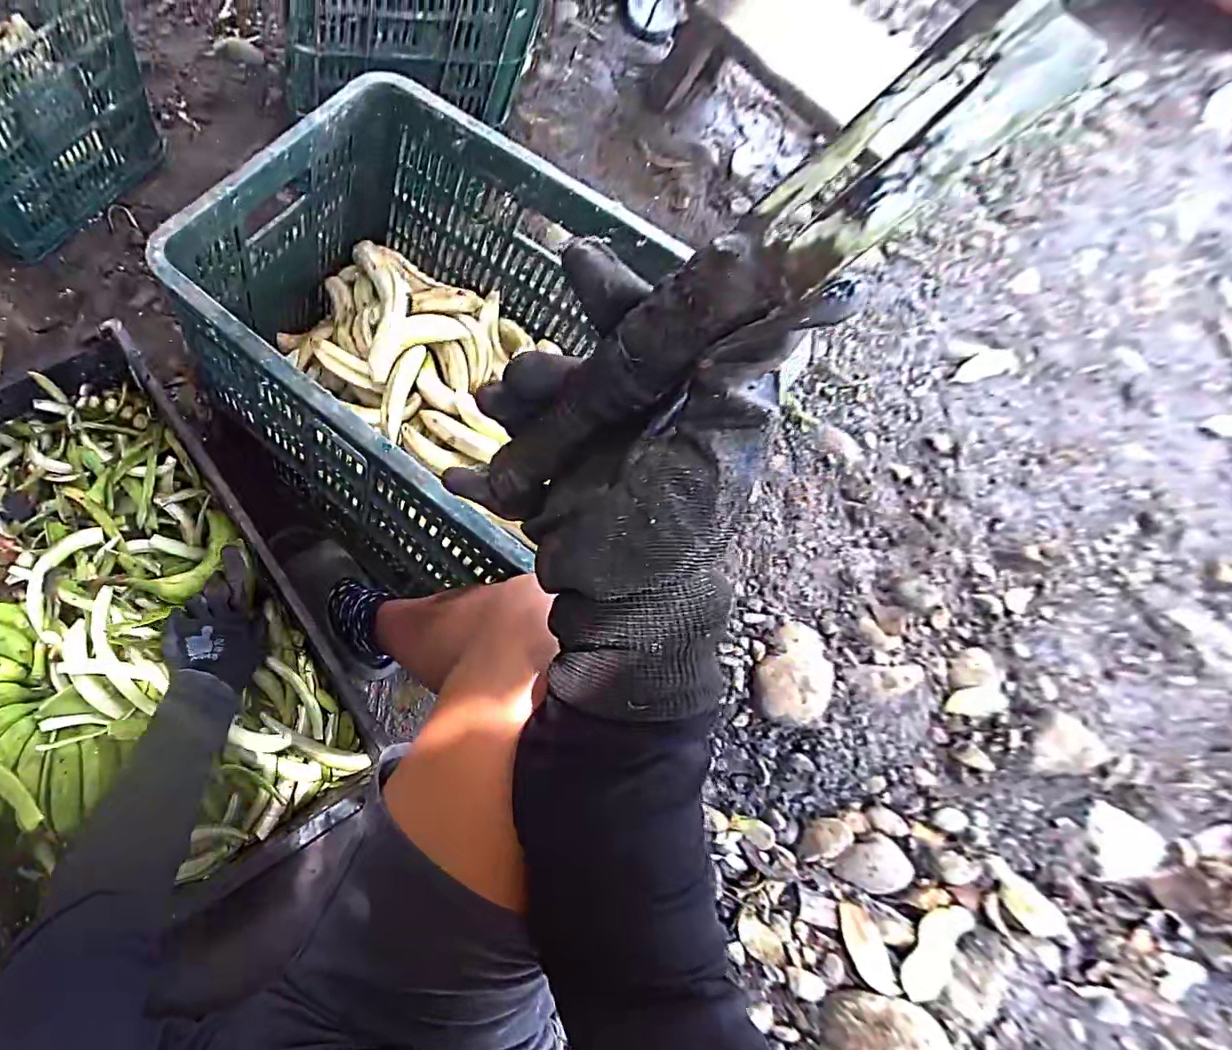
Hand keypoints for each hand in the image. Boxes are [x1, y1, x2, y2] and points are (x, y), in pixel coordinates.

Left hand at [160, 549, 263, 691]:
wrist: (208, 690)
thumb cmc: (236, 671)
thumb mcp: (257, 648)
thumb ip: (261, 624)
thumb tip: (268, 602)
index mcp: (238, 617)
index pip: (238, 583)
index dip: (234, 564)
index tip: (230, 549)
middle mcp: (217, 614)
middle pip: (212, 586)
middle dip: (212, 584)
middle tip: (212, 589)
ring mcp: (196, 621)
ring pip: (193, 599)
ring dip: (195, 606)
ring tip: (197, 617)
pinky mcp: (176, 630)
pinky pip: (175, 615)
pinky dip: (177, 620)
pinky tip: (180, 631)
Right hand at [446, 233, 856, 719]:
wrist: (624, 607)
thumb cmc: (670, 534)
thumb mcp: (708, 461)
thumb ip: (731, 389)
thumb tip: (772, 311)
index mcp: (675, 403)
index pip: (647, 332)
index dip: (614, 294)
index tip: (575, 259)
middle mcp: (630, 420)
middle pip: (578, 371)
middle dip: (545, 368)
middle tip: (522, 377)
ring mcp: (585, 454)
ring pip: (536, 413)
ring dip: (508, 407)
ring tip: (487, 405)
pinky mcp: (549, 488)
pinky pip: (509, 470)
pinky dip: (482, 474)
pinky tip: (458, 476)